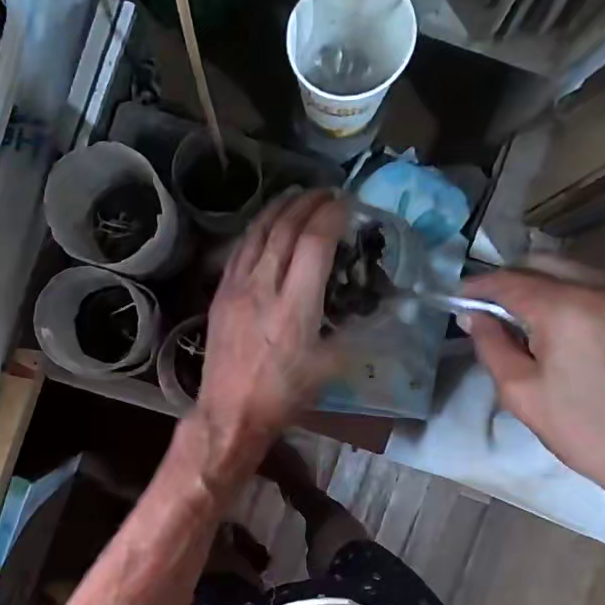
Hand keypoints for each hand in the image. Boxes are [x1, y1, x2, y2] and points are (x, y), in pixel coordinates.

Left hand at [195, 190, 347, 457]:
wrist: (230, 411)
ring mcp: (236, 287)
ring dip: (280, 208)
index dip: (332, 215)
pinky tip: (266, 224)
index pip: (314, 242)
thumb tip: (384, 309)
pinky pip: (239, 249)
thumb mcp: (330, 367)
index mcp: (295, 305)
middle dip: (308, 203)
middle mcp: (263, 286)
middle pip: (285, 228)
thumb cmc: (284, 395)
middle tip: (327, 192)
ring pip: (257, 233)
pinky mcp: (220, 293)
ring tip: (298, 195)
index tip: (347, 204)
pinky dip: (257, 228)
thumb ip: (357, 331)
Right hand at [461, 256, 604, 525]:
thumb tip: (474, 316)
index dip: (476, 286)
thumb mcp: (523, 395)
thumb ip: (492, 346)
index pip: (507, 280)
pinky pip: (596, 282)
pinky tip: (562, 325)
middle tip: (487, 310)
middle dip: (507, 280)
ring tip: (523, 319)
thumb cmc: (593, 433)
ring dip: (539, 284)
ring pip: (569, 268)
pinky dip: (569, 291)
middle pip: (539, 262)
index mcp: (567, 308)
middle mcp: (603, 285)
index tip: (457, 298)